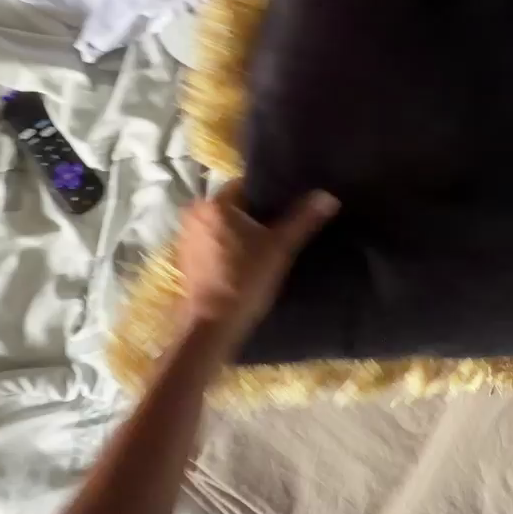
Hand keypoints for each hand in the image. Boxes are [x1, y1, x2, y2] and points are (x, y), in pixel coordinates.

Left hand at [175, 181, 338, 344]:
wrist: (211, 328)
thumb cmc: (244, 281)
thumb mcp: (280, 249)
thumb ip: (303, 219)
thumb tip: (328, 196)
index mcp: (215, 203)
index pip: (247, 185)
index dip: (270, 196)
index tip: (287, 208)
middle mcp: (195, 213)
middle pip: (235, 204)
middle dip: (255, 214)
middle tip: (280, 228)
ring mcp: (186, 236)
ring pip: (223, 223)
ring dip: (240, 230)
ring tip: (265, 244)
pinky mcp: (184, 258)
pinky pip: (211, 240)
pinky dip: (226, 245)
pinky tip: (244, 261)